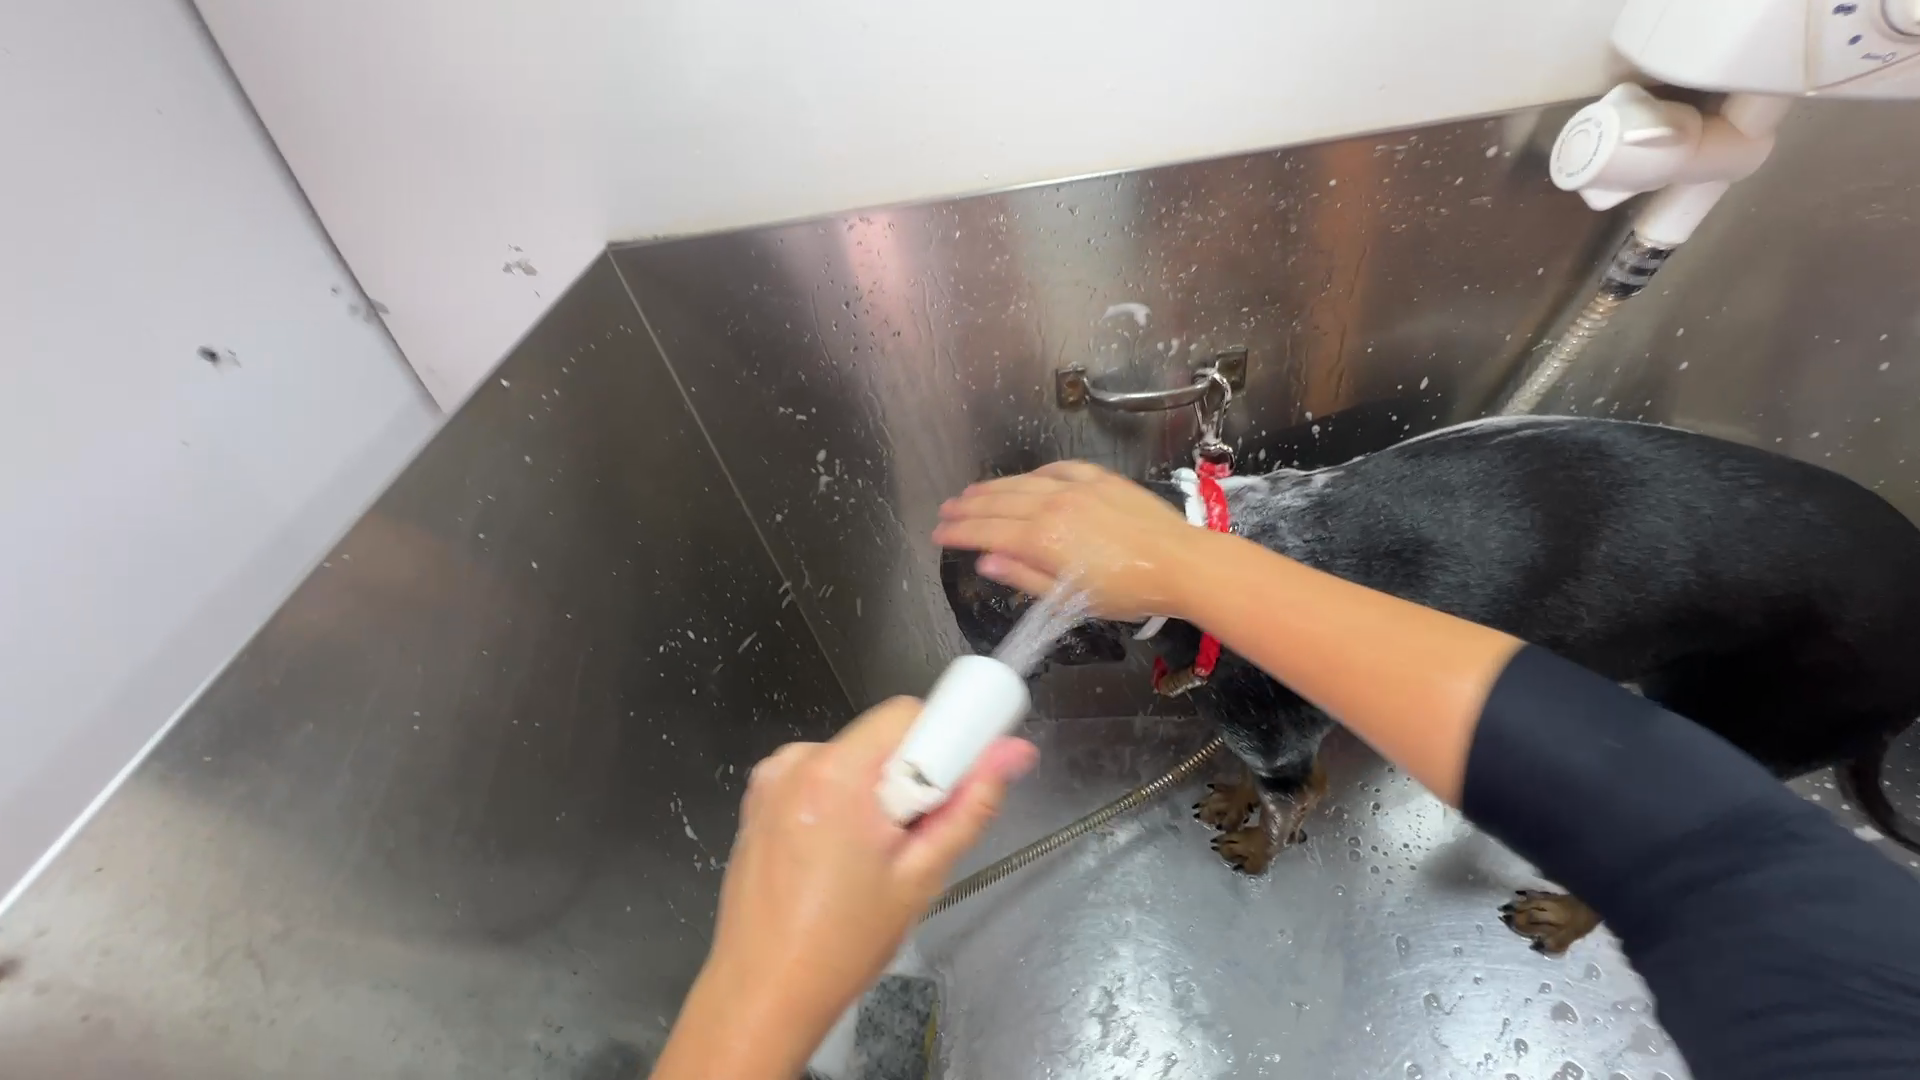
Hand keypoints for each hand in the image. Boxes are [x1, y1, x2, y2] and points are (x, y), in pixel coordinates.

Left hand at [682, 698, 1035, 1065]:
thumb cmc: (840, 946)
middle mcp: (796, 762)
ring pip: (854, 758)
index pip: (907, 713)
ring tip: (873, 855)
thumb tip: (1011, 752)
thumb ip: (971, 805)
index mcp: (835, 774)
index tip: (954, 779)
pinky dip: (843, 801)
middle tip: (911, 836)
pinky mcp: (760, 797)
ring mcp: (772, 779)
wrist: (761, 995)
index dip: (941, 740)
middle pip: (880, 738)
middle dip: (909, 775)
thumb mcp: (921, 877)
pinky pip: (822, 776)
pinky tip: (839, 855)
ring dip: (876, 791)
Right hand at [932, 461, 1206, 619]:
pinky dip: (1034, 474)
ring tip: (969, 492)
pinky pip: (1057, 469)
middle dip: (967, 508)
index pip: (987, 533)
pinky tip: (1024, 479)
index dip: (959, 533)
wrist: (1179, 563)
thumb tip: (987, 562)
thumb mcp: (1071, 599)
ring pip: (1021, 483)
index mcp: (1043, 540)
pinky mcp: (1099, 478)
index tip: (938, 533)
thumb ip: (1025, 577)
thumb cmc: (1126, 591)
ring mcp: (1076, 488)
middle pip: (998, 504)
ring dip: (992, 488)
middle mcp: (1053, 507)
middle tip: (945, 511)